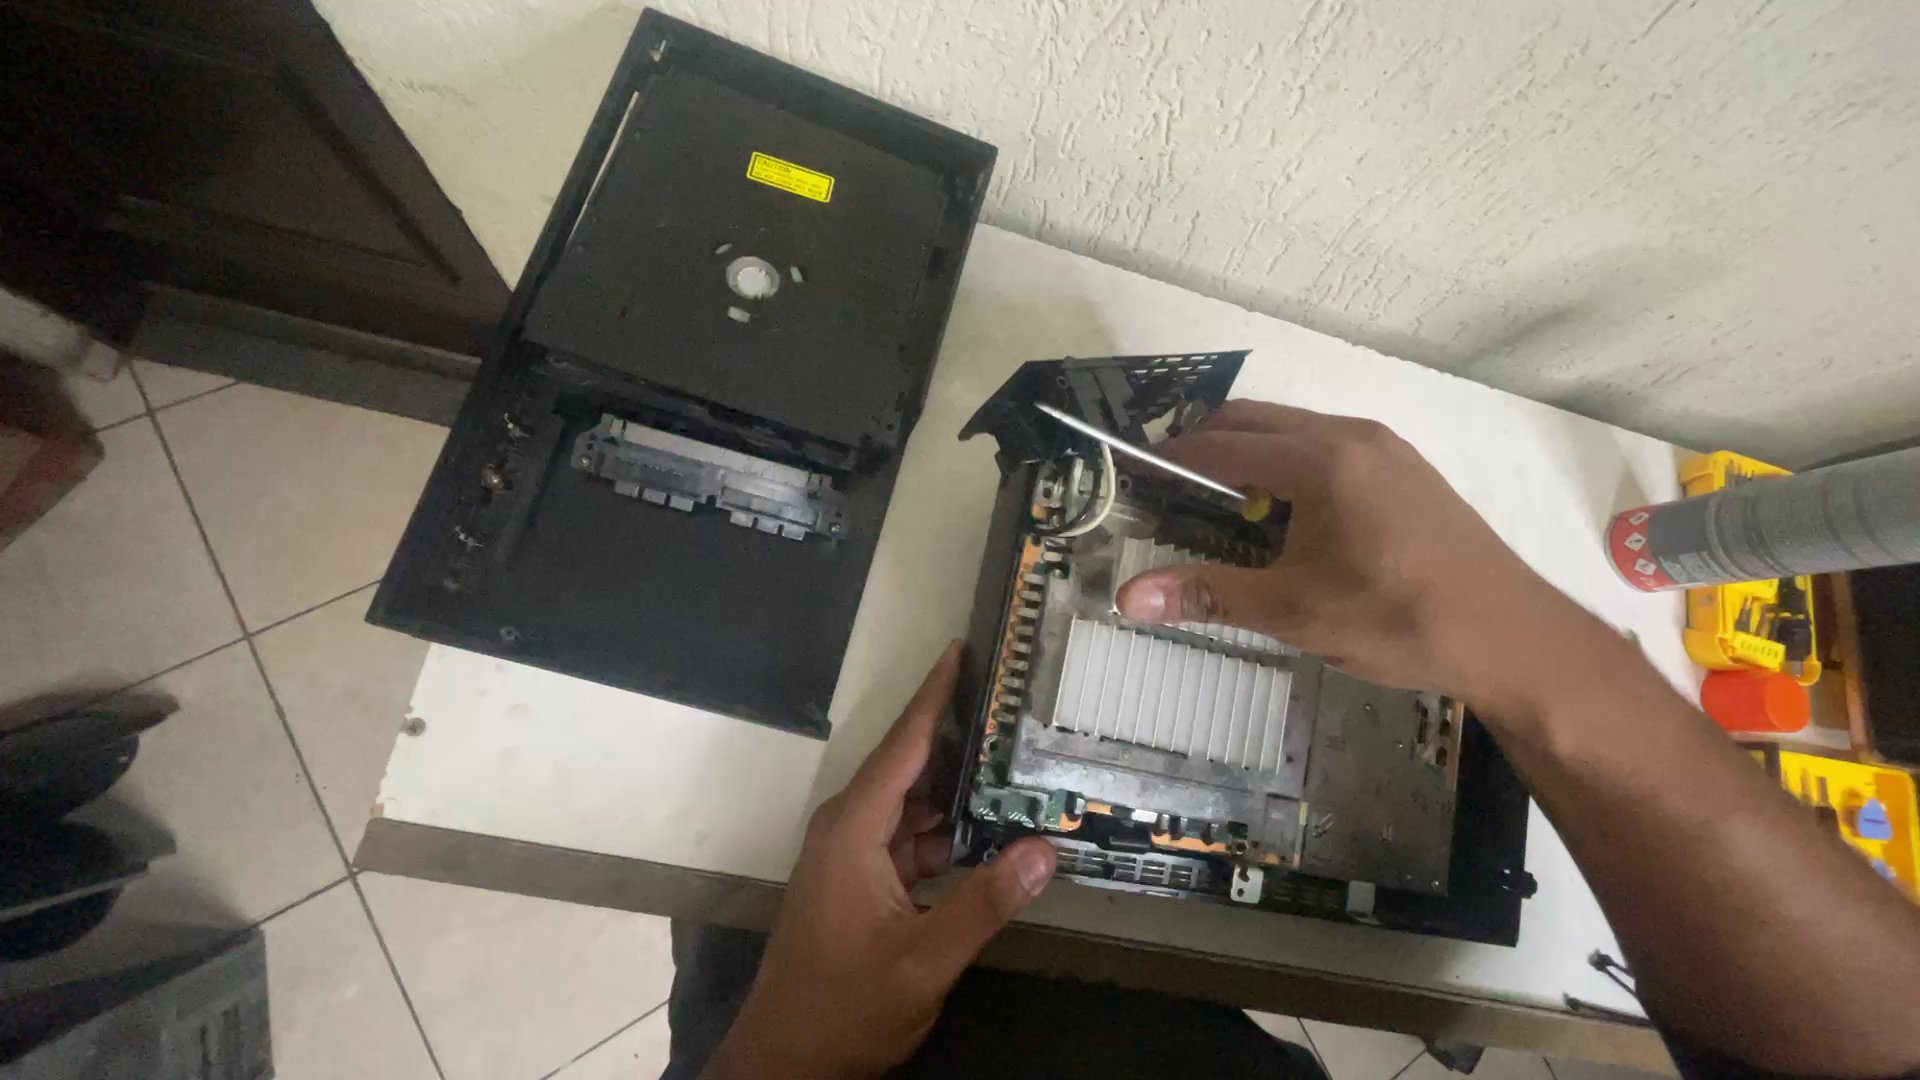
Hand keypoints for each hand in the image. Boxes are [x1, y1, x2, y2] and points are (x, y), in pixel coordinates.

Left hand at [702, 642, 1056, 1079]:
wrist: (786, 1062)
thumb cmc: (843, 1006)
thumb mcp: (922, 960)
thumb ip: (984, 904)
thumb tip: (1044, 850)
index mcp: (855, 827)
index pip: (904, 743)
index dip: (934, 694)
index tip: (961, 650)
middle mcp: (851, 826)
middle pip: (912, 764)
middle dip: (960, 737)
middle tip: (1014, 708)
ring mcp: (855, 852)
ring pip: (915, 803)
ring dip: (959, 790)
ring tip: (1017, 764)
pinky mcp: (863, 878)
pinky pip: (912, 837)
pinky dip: (948, 831)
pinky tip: (991, 831)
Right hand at [1114, 401, 1590, 714]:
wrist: (1516, 639)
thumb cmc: (1399, 619)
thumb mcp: (1293, 610)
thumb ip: (1206, 595)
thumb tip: (1125, 598)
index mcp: (1322, 460)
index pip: (1220, 446)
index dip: (1169, 460)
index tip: (1133, 476)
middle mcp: (1352, 435)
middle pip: (1252, 421)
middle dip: (1201, 446)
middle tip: (1166, 487)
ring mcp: (1384, 448)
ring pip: (1290, 431)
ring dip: (1244, 456)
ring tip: (1218, 506)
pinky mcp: (1404, 469)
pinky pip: (1323, 446)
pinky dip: (1284, 466)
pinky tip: (1284, 517)